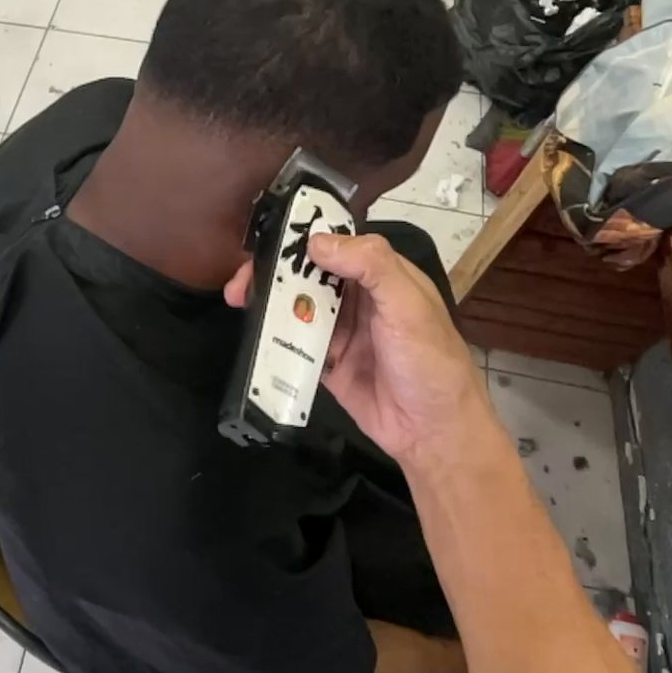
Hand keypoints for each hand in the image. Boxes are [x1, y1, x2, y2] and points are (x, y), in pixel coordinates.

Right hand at [224, 233, 484, 464]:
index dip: (300, 240)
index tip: (267, 245)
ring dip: (267, 303)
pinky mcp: (326, 363)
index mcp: (381, 276)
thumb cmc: (430, 361)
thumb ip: (371, 266)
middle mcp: (357, 298)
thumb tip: (316, 242)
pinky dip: (273, 338)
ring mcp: (340, 331)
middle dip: (272, 273)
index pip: (335, 246)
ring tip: (237, 302)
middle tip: (240, 283)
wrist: (433, 432)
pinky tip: (252, 334)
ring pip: (296, 307)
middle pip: (307, 275)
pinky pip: (294, 344)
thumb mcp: (409, 305)